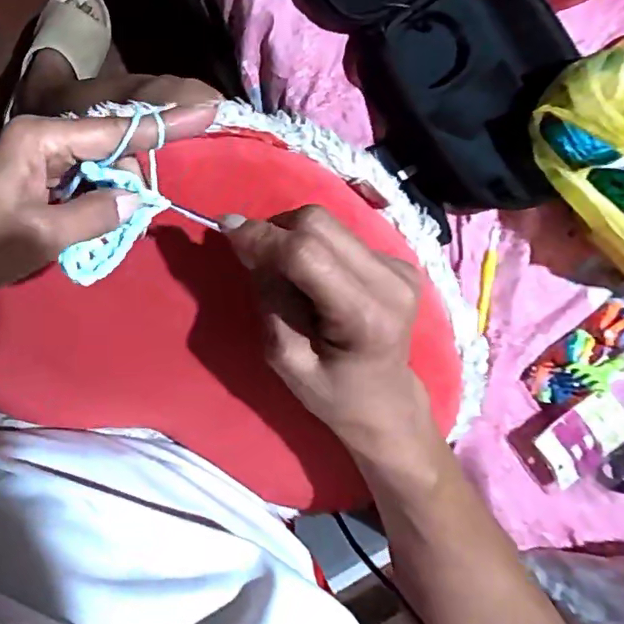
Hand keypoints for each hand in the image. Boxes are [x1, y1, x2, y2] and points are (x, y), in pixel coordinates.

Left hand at [0, 106, 217, 298]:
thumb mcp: (45, 235)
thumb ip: (96, 213)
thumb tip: (135, 199)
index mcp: (38, 138)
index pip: (112, 130)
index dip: (161, 126)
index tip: (207, 111)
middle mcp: (34, 136)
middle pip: (101, 144)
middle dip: (126, 173)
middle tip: (134, 210)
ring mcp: (26, 154)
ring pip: (87, 162)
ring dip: (106, 189)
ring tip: (110, 219)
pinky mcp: (23, 175)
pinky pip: (69, 176)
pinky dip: (87, 195)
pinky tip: (91, 215)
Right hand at [224, 206, 439, 467]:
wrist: (385, 401)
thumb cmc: (331, 392)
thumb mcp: (285, 358)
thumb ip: (269, 299)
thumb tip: (247, 243)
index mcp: (364, 316)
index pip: (306, 253)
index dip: (262, 236)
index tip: (225, 230)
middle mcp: (390, 282)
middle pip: (318, 223)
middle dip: (274, 231)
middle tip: (253, 256)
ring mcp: (398, 267)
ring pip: (327, 222)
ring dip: (291, 236)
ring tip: (282, 270)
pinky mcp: (397, 260)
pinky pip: (339, 234)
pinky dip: (312, 245)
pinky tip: (311, 277)